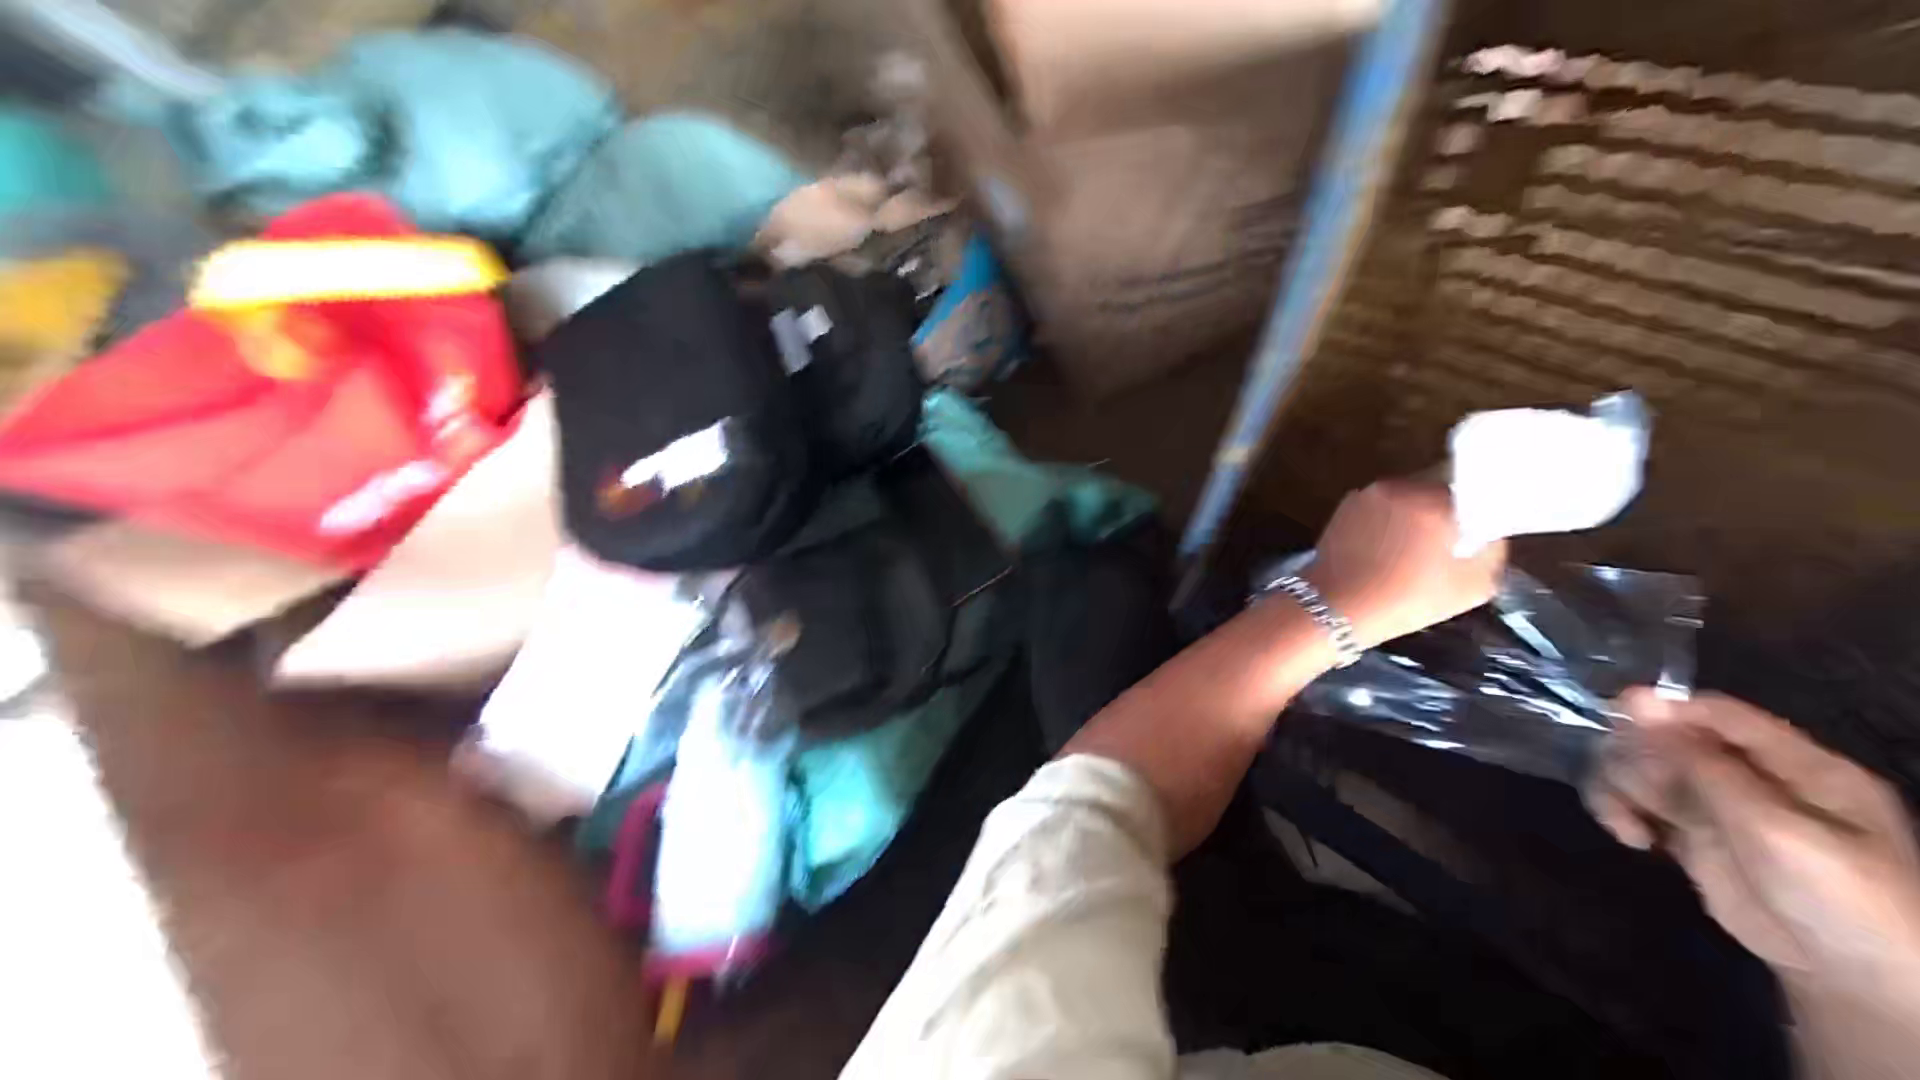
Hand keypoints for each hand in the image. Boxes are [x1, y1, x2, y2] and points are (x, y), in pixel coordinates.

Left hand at [1306, 480, 1505, 649]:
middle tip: (1449, 539)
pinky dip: (1388, 518)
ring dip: (1415, 512)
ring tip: (1415, 545)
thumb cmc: (1407, 599)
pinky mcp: (1345, 505)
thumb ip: (1491, 549)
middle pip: (1439, 487)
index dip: (1482, 508)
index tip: (1482, 526)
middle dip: (1447, 509)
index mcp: (1435, 500)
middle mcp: (1400, 486)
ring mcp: (1368, 493)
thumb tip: (1486, 532)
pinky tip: (1386, 544)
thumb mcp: (1474, 585)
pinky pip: (1380, 504)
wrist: (1335, 605)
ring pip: (1407, 495)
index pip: (1477, 488)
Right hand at [1590, 690, 1919, 997]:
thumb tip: (1633, 698)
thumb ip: (1700, 763)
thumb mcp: (1771, 826)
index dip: (1666, 709)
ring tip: (1627, 823)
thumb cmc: (1839, 898)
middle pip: (1667, 738)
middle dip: (1636, 759)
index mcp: (1797, 765)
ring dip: (1620, 788)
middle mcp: (1752, 776)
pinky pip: (1636, 803)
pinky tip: (1630, 837)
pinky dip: (1620, 812)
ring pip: (1641, 769)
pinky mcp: (1691, 835)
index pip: (1718, 713)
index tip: (1611, 714)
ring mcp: (1719, 807)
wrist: (1857, 983)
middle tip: (1636, 791)